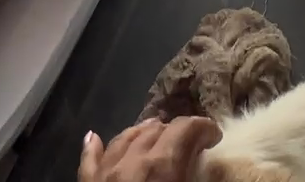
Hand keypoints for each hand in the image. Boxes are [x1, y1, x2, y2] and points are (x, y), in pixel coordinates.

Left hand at [79, 117, 223, 181]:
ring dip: (143, 134)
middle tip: (189, 141)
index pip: (185, 129)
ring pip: (126, 138)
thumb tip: (211, 164)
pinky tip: (95, 137)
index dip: (204, 128)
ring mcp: (105, 172)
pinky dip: (95, 147)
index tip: (215, 135)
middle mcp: (132, 161)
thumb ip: (196, 176)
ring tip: (155, 133)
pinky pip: (90, 161)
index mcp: (162, 166)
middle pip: (157, 131)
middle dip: (175, 132)